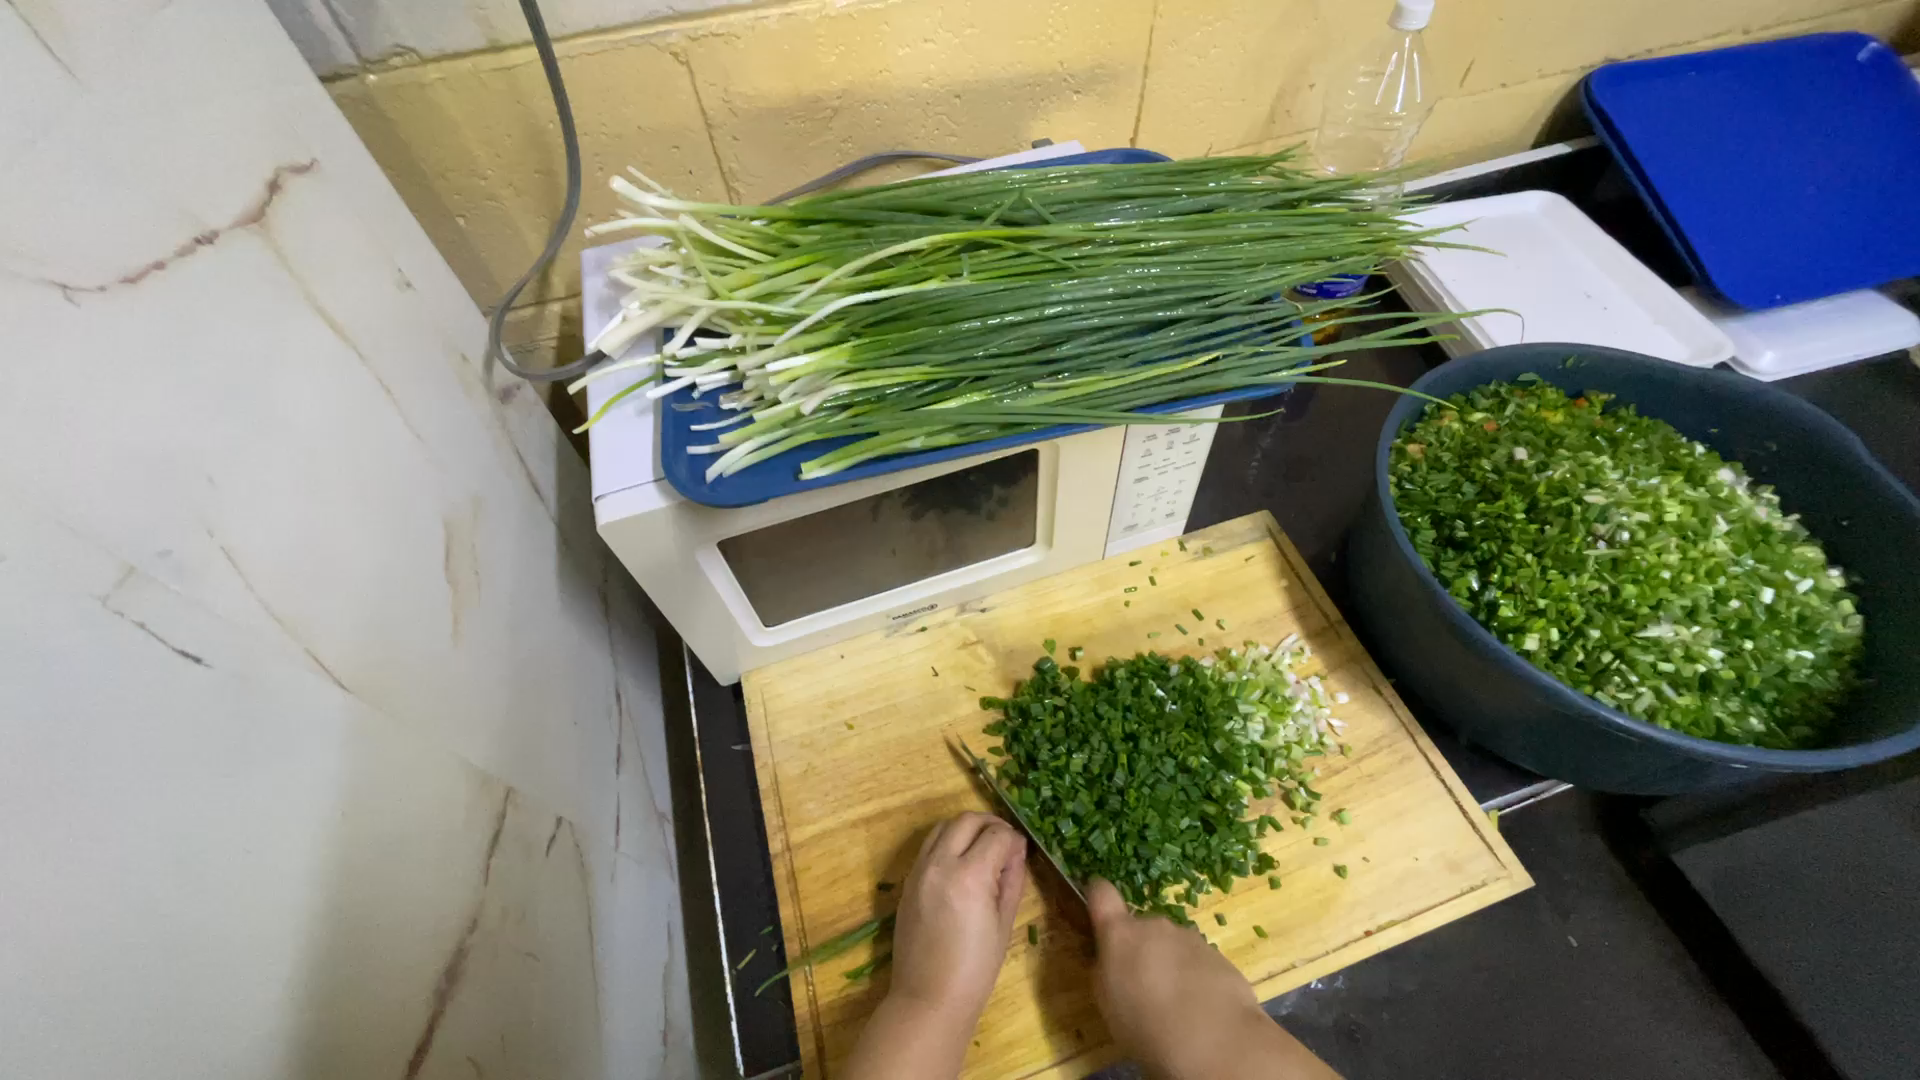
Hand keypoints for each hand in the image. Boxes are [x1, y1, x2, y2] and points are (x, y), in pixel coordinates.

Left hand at [843, 813, 1026, 1079]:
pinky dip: (947, 842)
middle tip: (1005, 841)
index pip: (997, 835)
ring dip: (966, 829)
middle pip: (968, 820)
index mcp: (969, 875)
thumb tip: (1016, 850)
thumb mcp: (1004, 923)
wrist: (928, 998)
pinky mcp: (907, 879)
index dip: (1014, 839)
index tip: (1021, 851)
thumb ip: (1012, 879)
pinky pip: (928, 845)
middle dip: (991, 824)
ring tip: (982, 847)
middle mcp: (940, 863)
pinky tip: (960, 862)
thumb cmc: (975, 969)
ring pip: (944, 826)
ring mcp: (919, 869)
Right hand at [1087, 879, 1340, 1079]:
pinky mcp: (1219, 956)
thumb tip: (1108, 961)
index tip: (1098, 917)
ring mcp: (1189, 937)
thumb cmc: (1146, 1025)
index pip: (1101, 893)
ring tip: (1177, 1008)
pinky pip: (1199, 963)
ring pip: (1172, 946)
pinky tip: (1202, 1013)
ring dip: (1171, 966)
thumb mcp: (1108, 1004)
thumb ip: (1104, 972)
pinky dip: (1197, 980)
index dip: (1097, 899)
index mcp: (1120, 934)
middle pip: (1141, 928)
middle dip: (1141, 951)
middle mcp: (1154, 925)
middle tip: (1145, 990)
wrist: (1215, 1041)